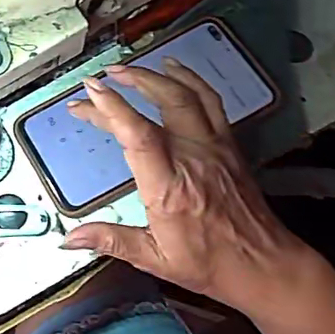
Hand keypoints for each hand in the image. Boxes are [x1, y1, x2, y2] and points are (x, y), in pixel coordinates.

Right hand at [60, 59, 321, 319]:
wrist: (265, 265)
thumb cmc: (209, 264)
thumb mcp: (155, 258)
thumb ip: (110, 240)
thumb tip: (69, 239)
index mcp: (170, 188)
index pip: (139, 136)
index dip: (113, 108)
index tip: (91, 89)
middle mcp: (194, 159)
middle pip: (162, 104)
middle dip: (128, 83)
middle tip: (99, 79)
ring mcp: (215, 147)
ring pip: (187, 96)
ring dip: (154, 76)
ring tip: (127, 68)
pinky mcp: (229, 145)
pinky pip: (210, 102)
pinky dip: (190, 79)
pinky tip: (173, 70)